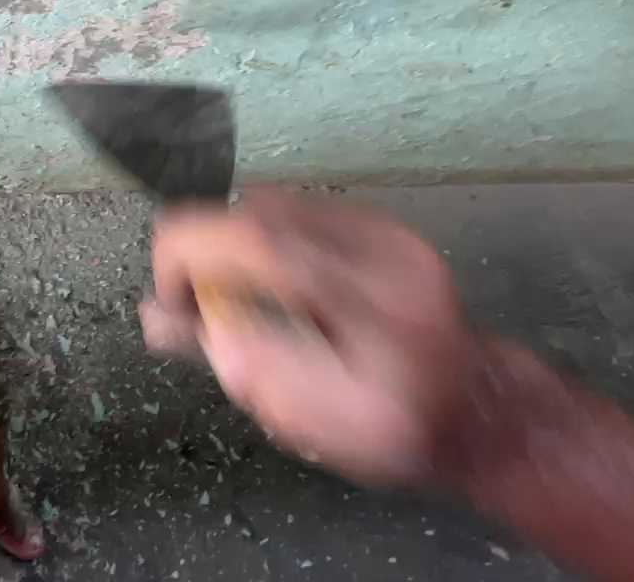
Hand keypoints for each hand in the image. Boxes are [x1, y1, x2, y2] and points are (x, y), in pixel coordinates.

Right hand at [141, 188, 483, 485]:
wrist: (479, 410)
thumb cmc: (395, 429)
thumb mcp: (312, 418)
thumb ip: (237, 362)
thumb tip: (155, 317)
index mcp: (369, 302)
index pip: (259, 239)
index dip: (190, 250)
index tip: (169, 293)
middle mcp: (378, 247)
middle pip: (256, 213)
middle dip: (206, 252)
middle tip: (201, 304)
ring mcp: (380, 226)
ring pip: (268, 204)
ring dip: (232, 245)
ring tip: (245, 297)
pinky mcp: (376, 219)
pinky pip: (291, 209)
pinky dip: (261, 239)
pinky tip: (277, 282)